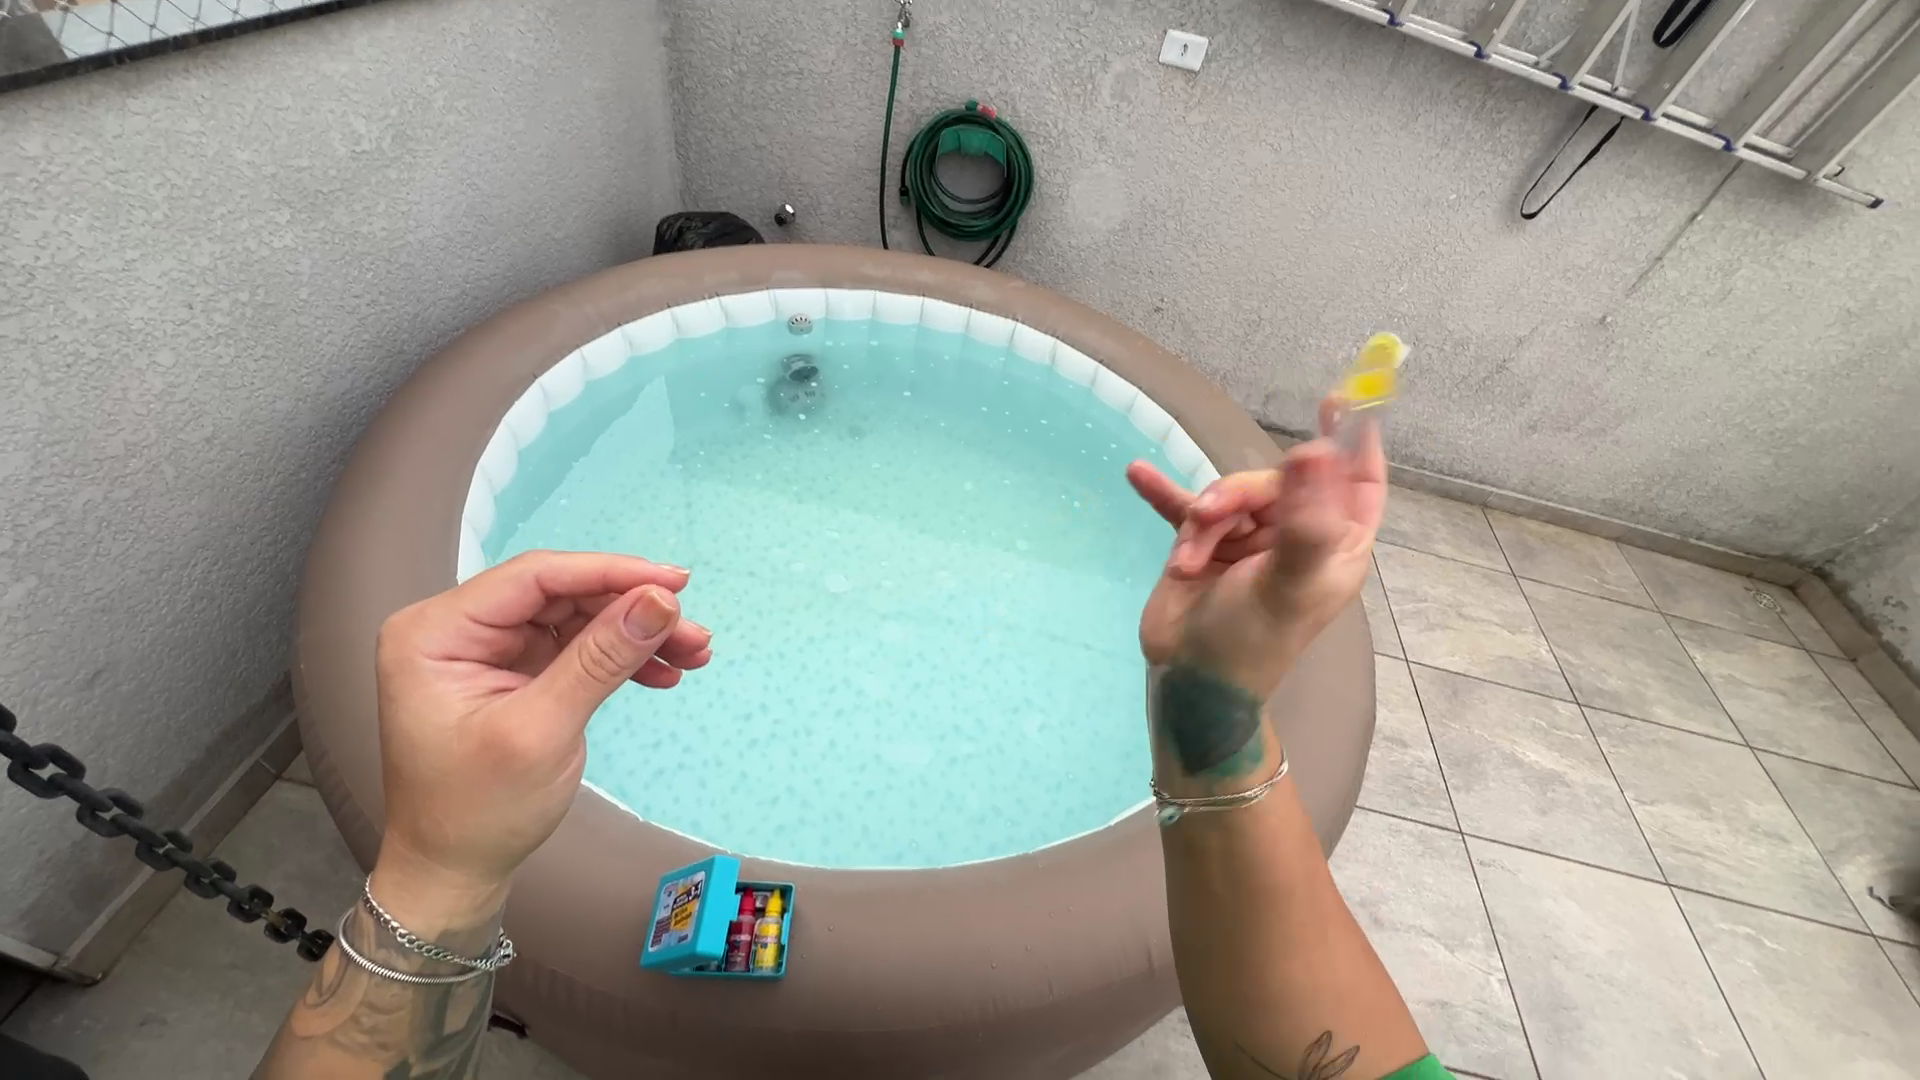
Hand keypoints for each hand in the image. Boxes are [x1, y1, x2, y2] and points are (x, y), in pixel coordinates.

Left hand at [368, 551, 712, 923]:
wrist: (457, 872)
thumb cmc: (480, 809)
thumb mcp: (542, 730)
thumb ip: (601, 659)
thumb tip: (661, 601)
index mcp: (438, 631)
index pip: (536, 577)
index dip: (611, 573)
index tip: (677, 583)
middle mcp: (463, 628)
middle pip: (566, 596)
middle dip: (634, 611)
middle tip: (694, 634)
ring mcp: (494, 649)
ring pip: (584, 619)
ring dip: (640, 635)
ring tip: (694, 654)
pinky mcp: (522, 670)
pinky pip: (584, 647)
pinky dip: (627, 658)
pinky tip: (665, 674)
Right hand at [1128, 396, 1385, 699]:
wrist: (1190, 680)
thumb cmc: (1251, 641)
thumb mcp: (1286, 584)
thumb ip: (1307, 522)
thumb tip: (1315, 450)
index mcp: (1333, 545)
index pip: (1357, 483)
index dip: (1351, 443)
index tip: (1336, 403)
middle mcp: (1294, 535)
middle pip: (1273, 482)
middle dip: (1234, 496)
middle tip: (1207, 521)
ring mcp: (1244, 539)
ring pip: (1225, 494)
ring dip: (1199, 519)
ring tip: (1185, 557)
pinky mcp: (1201, 544)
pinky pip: (1182, 507)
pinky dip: (1163, 493)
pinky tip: (1137, 474)